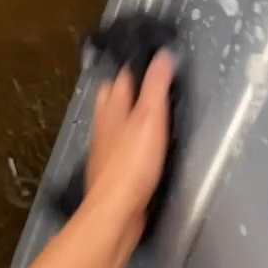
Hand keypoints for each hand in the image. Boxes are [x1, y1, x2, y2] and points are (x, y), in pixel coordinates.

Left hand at [83, 51, 171, 245]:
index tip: (149, 57)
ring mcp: (105, 148)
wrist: (115, 212)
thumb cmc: (132, 164)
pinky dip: (126, 139)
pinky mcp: (111, 170)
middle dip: (123, 87)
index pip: (122, 77)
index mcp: (113, 107)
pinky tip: (135, 146)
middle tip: (140, 78)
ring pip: (112, 121)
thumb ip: (155, 86)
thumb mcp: (150, 118)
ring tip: (137, 107)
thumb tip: (162, 55)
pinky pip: (118, 146)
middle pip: (111, 97)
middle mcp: (105, 124)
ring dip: (123, 112)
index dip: (135, 66)